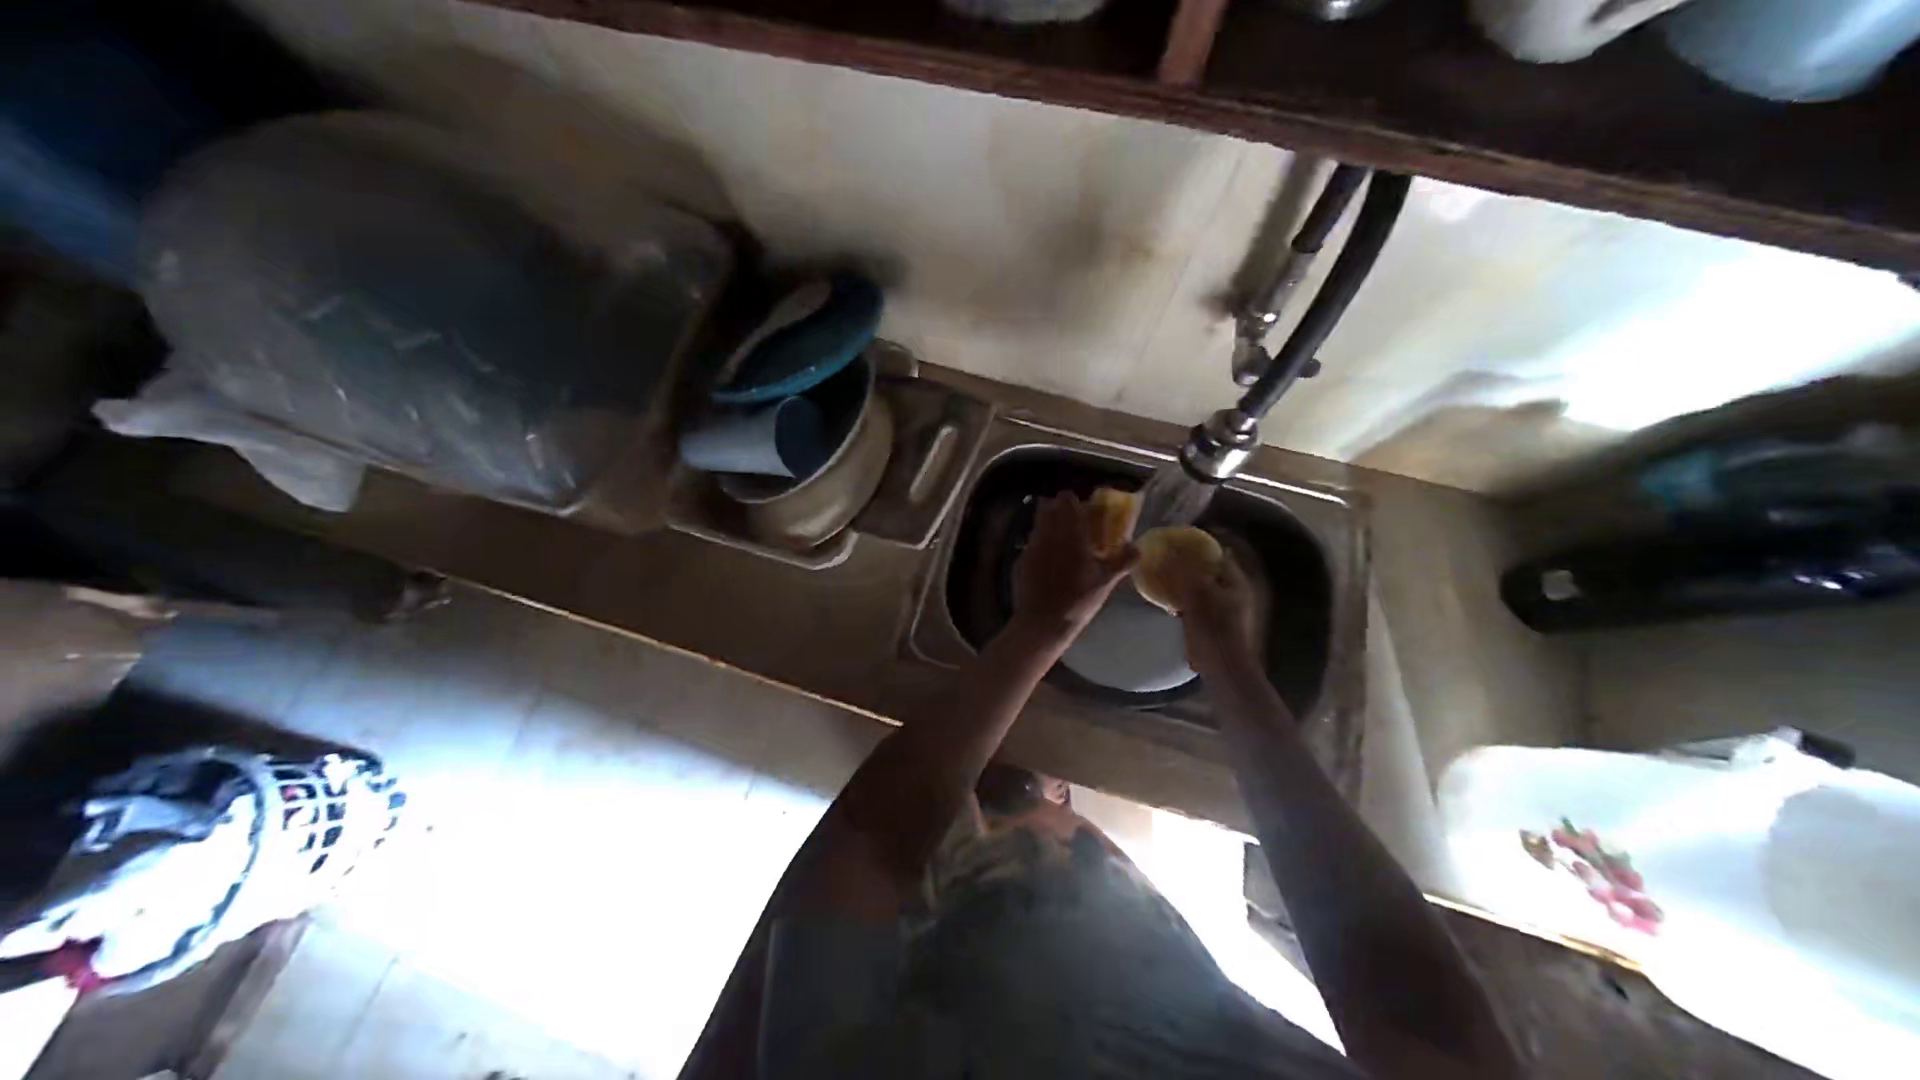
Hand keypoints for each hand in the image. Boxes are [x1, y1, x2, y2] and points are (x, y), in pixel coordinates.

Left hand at [1012, 493, 1138, 636]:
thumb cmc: (1078, 600)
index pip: (1066, 499)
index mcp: (1070, 534)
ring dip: (1048, 524)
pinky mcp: (1021, 559)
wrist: (1043, 622)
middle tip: (1072, 522)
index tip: (1083, 509)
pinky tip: (1049, 561)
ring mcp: (1031, 545)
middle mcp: (1048, 533)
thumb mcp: (1106, 582)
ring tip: (1061, 541)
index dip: (1073, 500)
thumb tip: (1137, 547)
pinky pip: (1031, 541)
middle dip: (1058, 508)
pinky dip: (1040, 543)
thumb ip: (1122, 561)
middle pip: (1047, 505)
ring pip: (1037, 522)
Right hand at [1170, 552, 1262, 683]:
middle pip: (1210, 573)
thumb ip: (1184, 569)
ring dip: (1186, 586)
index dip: (1199, 547)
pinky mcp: (1216, 627)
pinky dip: (1185, 603)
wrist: (1221, 666)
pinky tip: (1169, 605)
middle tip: (1167, 563)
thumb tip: (1172, 550)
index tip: (1177, 544)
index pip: (1219, 554)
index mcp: (1236, 582)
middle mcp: (1235, 594)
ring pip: (1203, 590)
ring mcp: (1227, 612)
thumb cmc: (1213, 626)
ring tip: (1164, 582)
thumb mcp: (1196, 591)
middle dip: (1189, 567)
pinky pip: (1198, 608)